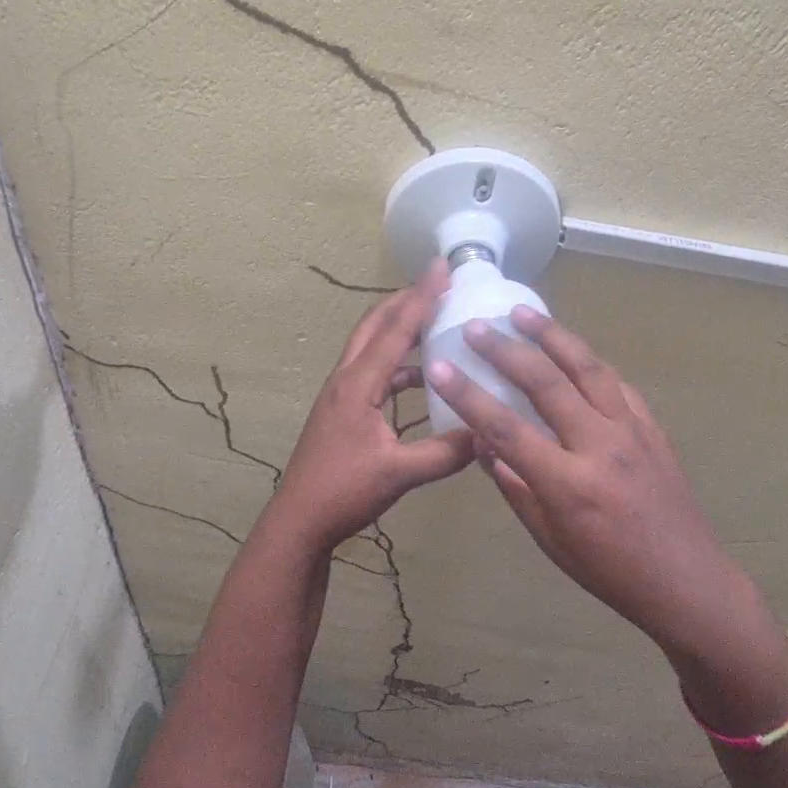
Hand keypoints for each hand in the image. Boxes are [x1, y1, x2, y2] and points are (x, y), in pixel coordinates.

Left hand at [265, 259, 475, 553]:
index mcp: (358, 385)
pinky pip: (373, 372)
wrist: (299, 519)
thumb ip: (444, 453)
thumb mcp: (399, 474)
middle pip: (375, 325)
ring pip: (371, 347)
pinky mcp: (342, 410)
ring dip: (400, 330)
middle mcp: (346, 379)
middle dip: (405, 300)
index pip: (395, 330)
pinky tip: (423, 379)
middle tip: (439, 284)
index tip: (443, 268)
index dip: (421, 297)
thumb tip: (488, 434)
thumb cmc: (343, 491)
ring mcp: (341, 395)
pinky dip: (398, 365)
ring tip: (436, 324)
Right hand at [425, 306, 759, 657]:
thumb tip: (483, 445)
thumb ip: (514, 487)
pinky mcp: (653, 428)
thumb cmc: (609, 571)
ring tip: (523, 313)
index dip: (469, 395)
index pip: (507, 428)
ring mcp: (632, 431)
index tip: (440, 366)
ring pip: (588, 368)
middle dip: (506, 350)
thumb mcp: (549, 539)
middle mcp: (600, 446)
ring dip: (552, 336)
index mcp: (568, 484)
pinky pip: (617, 385)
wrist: (688, 582)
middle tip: (477, 326)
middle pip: (546, 383)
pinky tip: (573, 354)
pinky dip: (590, 364)